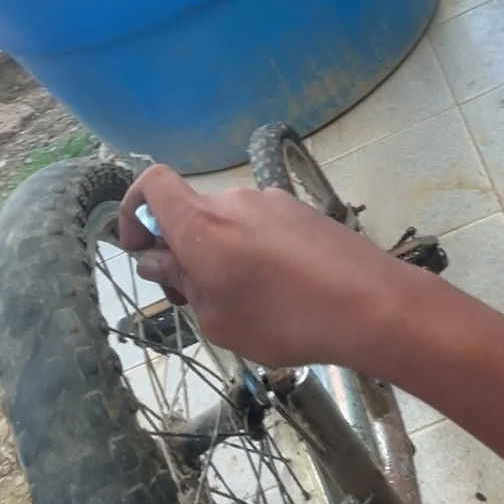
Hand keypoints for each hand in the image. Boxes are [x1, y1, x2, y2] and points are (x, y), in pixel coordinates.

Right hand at [117, 164, 416, 367]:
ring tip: (245, 300)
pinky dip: (254, 250)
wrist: (370, 303)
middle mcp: (235, 200)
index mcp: (202, 223)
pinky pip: (262, 226)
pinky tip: (280, 288)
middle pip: (191, 212)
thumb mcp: (217, 317)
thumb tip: (156, 256)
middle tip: (197, 297)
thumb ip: (181, 281)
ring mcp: (273, 202)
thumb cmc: (285, 319)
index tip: (139, 248)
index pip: (152, 184)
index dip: (133, 210)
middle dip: (182, 250)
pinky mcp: (304, 212)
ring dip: (221, 253)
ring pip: (229, 222)